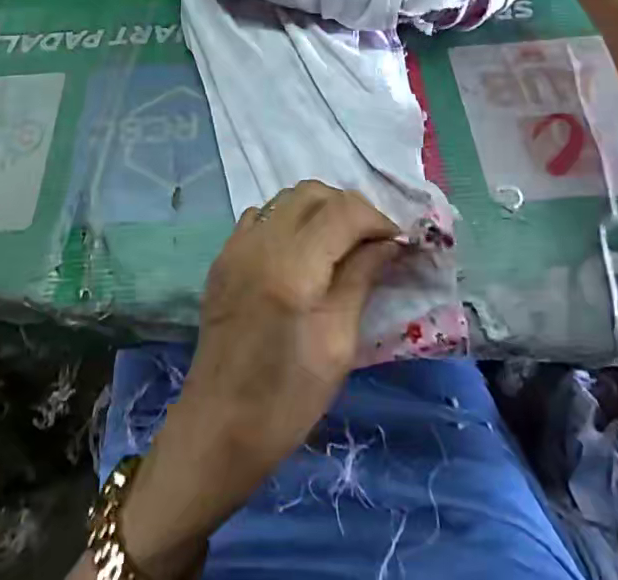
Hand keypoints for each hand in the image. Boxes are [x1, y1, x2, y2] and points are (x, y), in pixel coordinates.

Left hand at [118, 181, 402, 577]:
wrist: (220, 425)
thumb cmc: (288, 398)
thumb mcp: (339, 343)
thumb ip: (360, 279)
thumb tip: (387, 243)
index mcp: (292, 267)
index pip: (343, 210)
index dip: (377, 219)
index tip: (397, 243)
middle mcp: (259, 243)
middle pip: (312, 193)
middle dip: (349, 208)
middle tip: (372, 242)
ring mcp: (235, 247)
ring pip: (285, 200)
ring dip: (318, 211)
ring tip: (341, 246)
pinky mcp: (223, 258)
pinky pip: (261, 217)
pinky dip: (288, 222)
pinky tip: (301, 254)